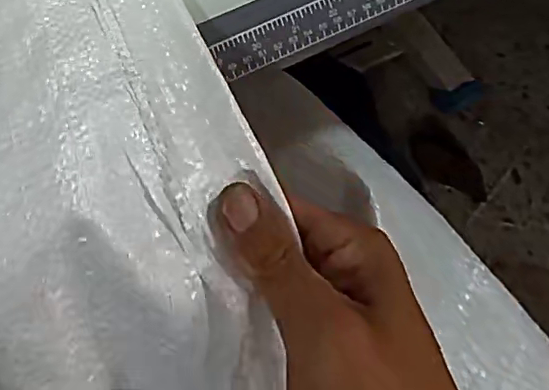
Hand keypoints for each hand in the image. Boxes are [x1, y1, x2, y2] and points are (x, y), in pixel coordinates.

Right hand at [218, 182, 457, 389]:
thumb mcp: (324, 325)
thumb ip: (280, 261)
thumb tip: (238, 193)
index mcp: (358, 250)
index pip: (287, 206)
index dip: (241, 206)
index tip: (197, 205)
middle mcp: (348, 273)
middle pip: (279, 246)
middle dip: (240, 251)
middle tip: (190, 248)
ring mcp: (335, 317)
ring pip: (274, 287)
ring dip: (243, 288)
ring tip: (198, 280)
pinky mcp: (323, 355)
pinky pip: (278, 323)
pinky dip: (253, 321)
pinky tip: (225, 322)